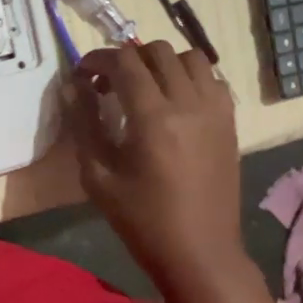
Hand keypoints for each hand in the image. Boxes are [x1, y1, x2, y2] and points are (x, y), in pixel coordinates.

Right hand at [65, 42, 288, 302]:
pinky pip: (212, 79)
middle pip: (157, 51)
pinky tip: (174, 103)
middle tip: (108, 85)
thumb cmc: (142, 221)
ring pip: (189, 57)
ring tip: (144, 89)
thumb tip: (71, 87)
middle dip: (127, 58)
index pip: (124, 62)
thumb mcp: (99, 178)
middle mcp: (189, 103)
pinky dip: (189, 77)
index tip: (82, 75)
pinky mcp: (230, 121)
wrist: (199, 251)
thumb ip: (84, 126)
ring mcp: (215, 109)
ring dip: (161, 63)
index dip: (97, 59)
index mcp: (153, 118)